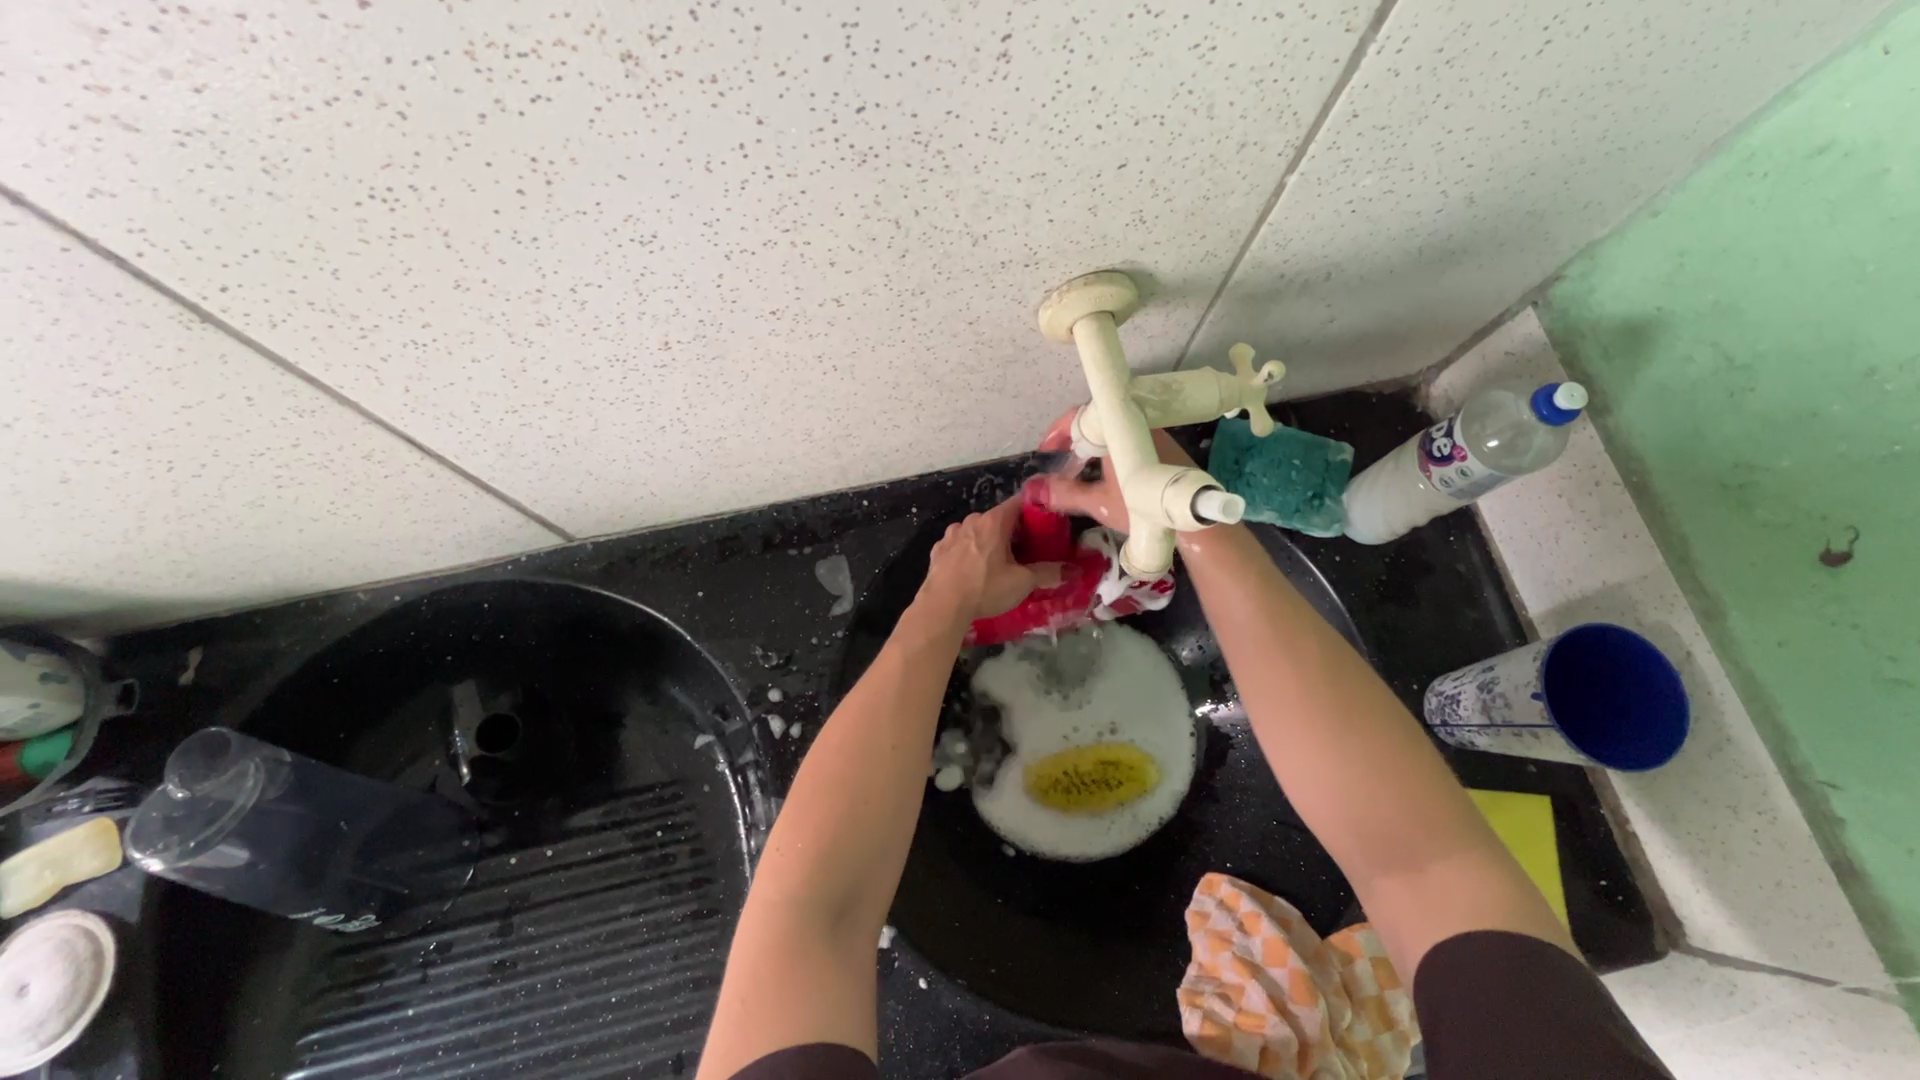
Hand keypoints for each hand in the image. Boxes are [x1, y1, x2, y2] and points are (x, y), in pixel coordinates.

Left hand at [915, 497, 1063, 624]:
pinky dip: (967, 553)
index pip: (1019, 503)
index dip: (1033, 511)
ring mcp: (951, 534)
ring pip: (976, 531)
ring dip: (987, 542)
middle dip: (1011, 531)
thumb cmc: (985, 588)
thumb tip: (1073, 570)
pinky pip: (958, 545)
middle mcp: (971, 521)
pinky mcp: (937, 550)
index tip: (1044, 524)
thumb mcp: (1022, 582)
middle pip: (997, 518)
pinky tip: (971, 570)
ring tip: (996, 563)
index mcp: (994, 521)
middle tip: (1023, 552)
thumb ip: (1048, 573)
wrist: (941, 606)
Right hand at [1035, 406, 1196, 531]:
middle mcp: (1136, 421)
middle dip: (1074, 438)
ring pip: (1113, 429)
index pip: (1079, 417)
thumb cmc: (1143, 507)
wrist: (1190, 517)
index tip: (1044, 452)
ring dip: (1092, 443)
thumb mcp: (1099, 503)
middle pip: (1096, 420)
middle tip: (1059, 458)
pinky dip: (1110, 448)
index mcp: (1118, 430)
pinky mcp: (1162, 443)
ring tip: (1076, 464)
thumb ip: (1065, 494)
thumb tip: (1035, 489)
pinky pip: (1128, 436)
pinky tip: (1103, 468)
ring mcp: (1152, 430)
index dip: (1058, 432)